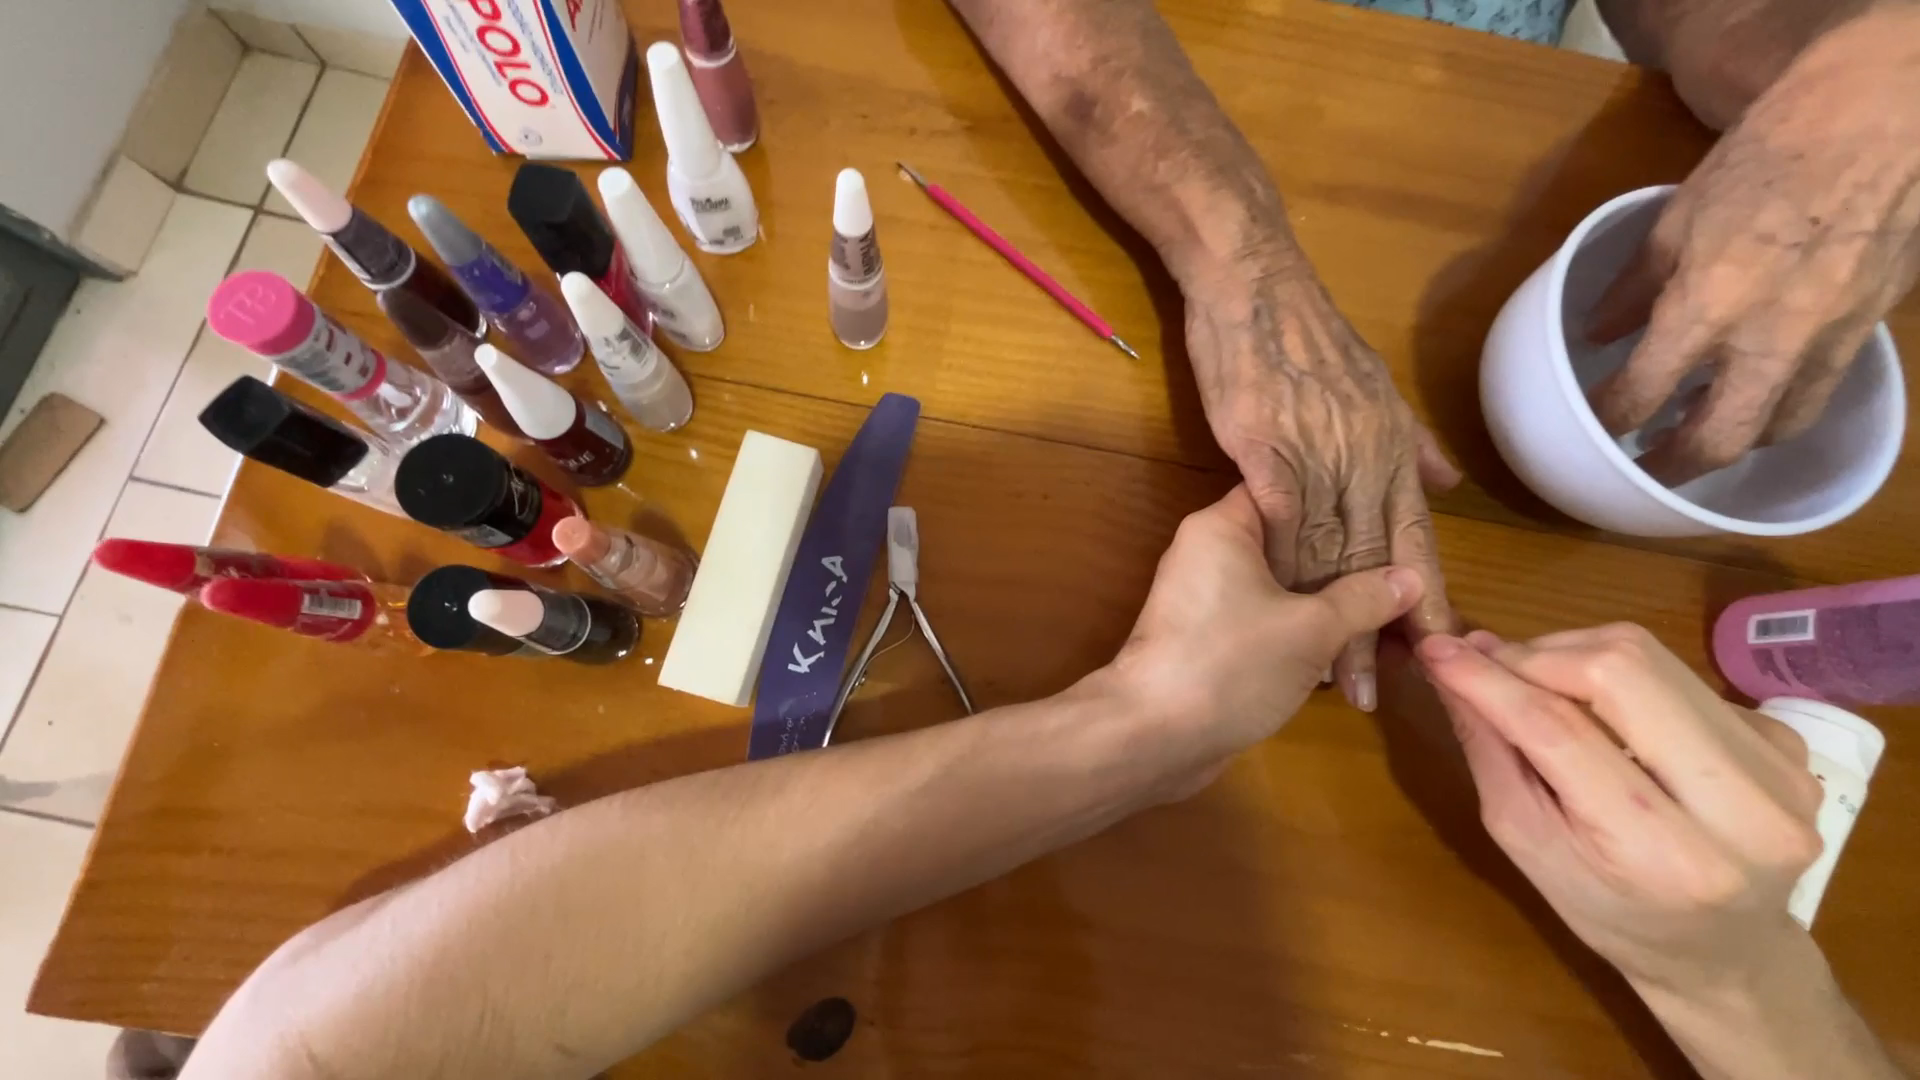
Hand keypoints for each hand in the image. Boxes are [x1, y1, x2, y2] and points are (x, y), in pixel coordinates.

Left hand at [1108, 485, 1422, 795]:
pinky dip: (1301, 635)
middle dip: (1346, 567)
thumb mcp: (1310, 628)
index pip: (1287, 491)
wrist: (1154, 733)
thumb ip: (1363, 597)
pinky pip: (1264, 622)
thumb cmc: (1231, 663)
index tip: (1391, 520)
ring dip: (1330, 609)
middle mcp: (1207, 552)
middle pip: (1289, 545)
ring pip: (1280, 589)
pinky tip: (1349, 660)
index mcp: (1221, 527)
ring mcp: (1204, 597)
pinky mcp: (1208, 636)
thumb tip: (1412, 576)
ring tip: (1392, 628)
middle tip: (1409, 584)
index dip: (1340, 502)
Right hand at [1184, 255, 1461, 714]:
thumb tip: (1446, 481)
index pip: (1415, 537)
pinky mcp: (1263, 446)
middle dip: (1377, 633)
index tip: (1437, 655)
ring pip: (1329, 552)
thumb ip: (1410, 440)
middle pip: (1374, 560)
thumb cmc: (1303, 337)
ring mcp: (1313, 452)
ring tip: (1330, 676)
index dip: (1427, 598)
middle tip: (1376, 694)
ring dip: (1327, 619)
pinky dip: (1284, 570)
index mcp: (1387, 448)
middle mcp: (1361, 457)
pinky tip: (1277, 613)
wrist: (1253, 284)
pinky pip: (1280, 518)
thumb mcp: (1371, 386)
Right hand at [1416, 623, 1821, 998]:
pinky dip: (1614, 676)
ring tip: (1537, 685)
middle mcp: (1743, 809)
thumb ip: (1487, 747)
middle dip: (1534, 655)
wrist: (1725, 950)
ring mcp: (1779, 770)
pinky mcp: (1789, 742)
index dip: (1489, 681)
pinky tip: (1602, 712)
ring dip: (1568, 655)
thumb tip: (1448, 663)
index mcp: (1662, 853)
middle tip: (1491, 666)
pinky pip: (1675, 671)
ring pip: (1647, 657)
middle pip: (1620, 672)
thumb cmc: (1602, 905)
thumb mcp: (1522, 837)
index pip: (1559, 733)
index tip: (1434, 647)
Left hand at [1587, 5, 1919, 484]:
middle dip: (1674, 465)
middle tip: (1641, 471)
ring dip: (1733, 443)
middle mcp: (1771, 335)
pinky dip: (1780, 407)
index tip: (1586, 427)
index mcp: (1706, 309)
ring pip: (1782, 422)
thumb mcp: (1670, 227)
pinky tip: (1750, 399)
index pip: (1640, 395)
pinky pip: (1821, 386)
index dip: (1605, 421)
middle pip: (1721, 437)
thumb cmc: (1763, 163)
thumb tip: (1596, 337)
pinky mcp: (1872, 320)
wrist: (1885, 111)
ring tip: (1690, 441)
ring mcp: (1831, 332)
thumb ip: (1628, 292)